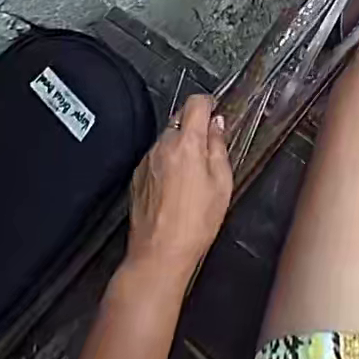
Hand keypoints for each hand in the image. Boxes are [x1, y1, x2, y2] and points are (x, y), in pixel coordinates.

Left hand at [124, 93, 232, 284]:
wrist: (158, 255)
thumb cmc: (196, 222)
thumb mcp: (221, 183)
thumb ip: (218, 147)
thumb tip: (217, 124)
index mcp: (187, 143)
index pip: (195, 103)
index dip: (208, 104)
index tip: (215, 112)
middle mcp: (162, 146)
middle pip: (180, 118)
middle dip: (195, 125)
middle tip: (209, 147)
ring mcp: (146, 160)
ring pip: (167, 138)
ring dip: (180, 144)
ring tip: (193, 173)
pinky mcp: (136, 176)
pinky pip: (155, 156)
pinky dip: (167, 161)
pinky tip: (175, 185)